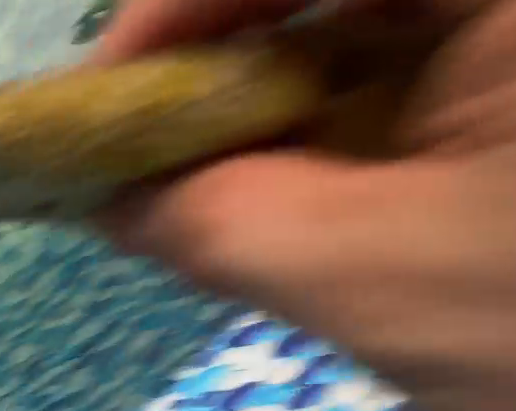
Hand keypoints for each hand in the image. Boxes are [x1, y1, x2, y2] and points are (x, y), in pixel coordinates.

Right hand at [92, 0, 515, 410]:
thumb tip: (106, 201)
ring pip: (374, 26)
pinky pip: (420, 74)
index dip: (183, 4)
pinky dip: (325, 128)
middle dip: (217, 56)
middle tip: (130, 145)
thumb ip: (213, 224)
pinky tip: (265, 190)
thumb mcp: (372, 279)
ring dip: (263, 101)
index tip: (95, 95)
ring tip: (182, 183)